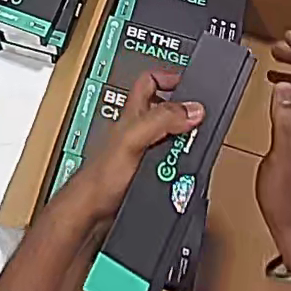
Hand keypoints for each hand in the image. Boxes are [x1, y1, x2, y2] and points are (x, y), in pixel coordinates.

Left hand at [61, 68, 204, 224]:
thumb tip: (192, 109)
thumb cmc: (100, 176)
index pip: (150, 80)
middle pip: (168, 110)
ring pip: (172, 138)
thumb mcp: (133, 139)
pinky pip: (172, 162)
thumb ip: (162, 119)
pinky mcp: (149, 172)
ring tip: (195, 148)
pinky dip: (182, 166)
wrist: (91, 213)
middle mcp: (139, 129)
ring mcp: (144, 150)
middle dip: (185, 116)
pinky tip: (185, 171)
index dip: (169, 77)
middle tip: (199, 123)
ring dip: (185, 144)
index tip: (190, 85)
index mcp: (133, 113)